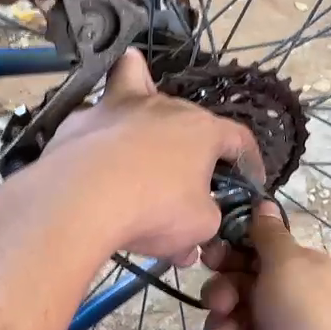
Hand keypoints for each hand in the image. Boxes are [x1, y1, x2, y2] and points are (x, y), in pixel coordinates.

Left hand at [36, 48, 261, 262]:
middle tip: (191, 179)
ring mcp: (120, 107)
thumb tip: (191, 244)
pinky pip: (98, 109)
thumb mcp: (198, 227)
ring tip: (143, 99)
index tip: (249, 181)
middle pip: (189, 120)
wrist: (81, 199)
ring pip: (138, 85)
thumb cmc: (155, 209)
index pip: (239, 139)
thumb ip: (205, 224)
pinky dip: (102, 119)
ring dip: (145, 94)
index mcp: (203, 130)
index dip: (249, 161)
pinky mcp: (81, 119)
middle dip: (194, 147)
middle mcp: (165, 107)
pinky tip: (95, 134)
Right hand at [192, 204, 330, 329]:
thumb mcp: (288, 263)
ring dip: (219, 323)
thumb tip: (265, 202)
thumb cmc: (306, 314)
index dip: (229, 250)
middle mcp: (283, 295)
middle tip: (224, 302)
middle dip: (221, 290)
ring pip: (225, 315)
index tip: (212, 254)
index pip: (254, 248)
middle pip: (234, 281)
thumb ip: (269, 235)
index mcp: (297, 267)